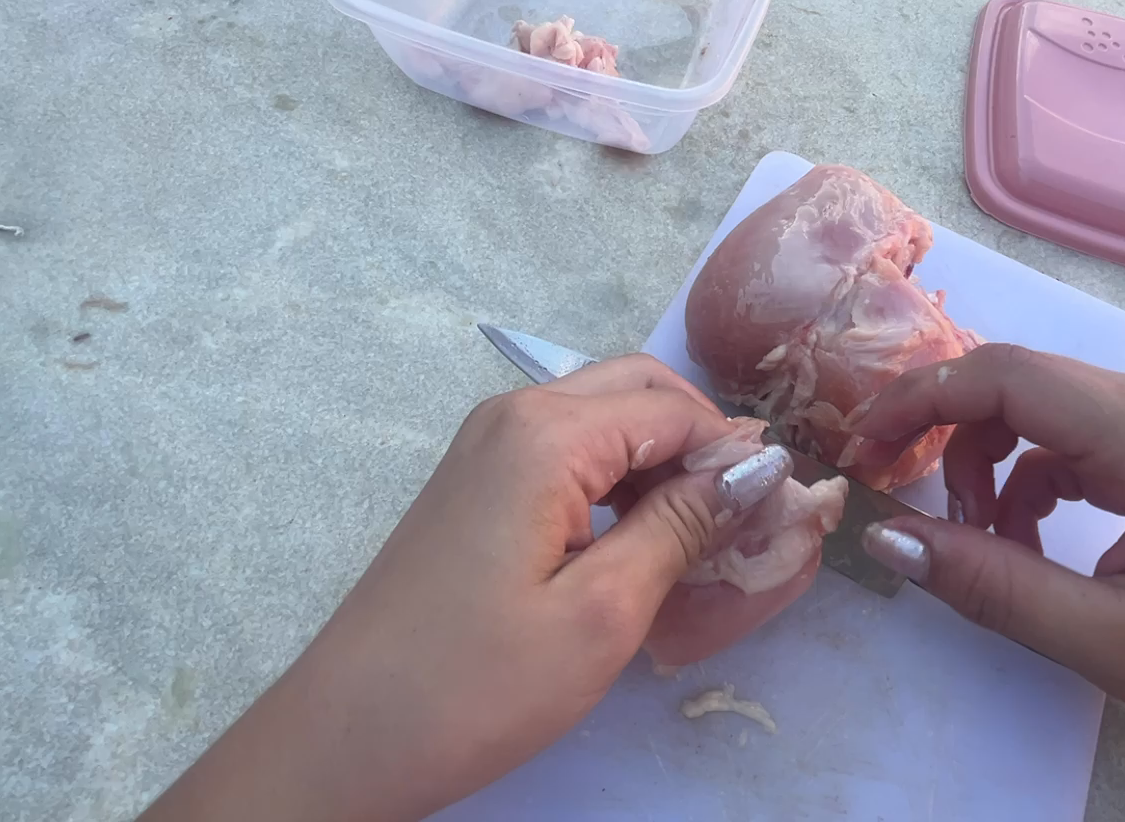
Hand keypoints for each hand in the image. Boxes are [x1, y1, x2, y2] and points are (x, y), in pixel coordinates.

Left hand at [143, 355, 793, 821]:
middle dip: (698, 434)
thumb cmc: (478, 683)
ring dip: (660, 450)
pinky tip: (640, 523)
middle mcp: (517, 412)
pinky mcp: (481, 474)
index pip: (670, 410)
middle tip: (740, 503)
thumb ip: (682, 524)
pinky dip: (619, 469)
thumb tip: (753, 469)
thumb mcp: (603, 611)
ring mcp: (491, 439)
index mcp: (548, 432)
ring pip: (604, 411)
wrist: (344, 737)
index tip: (780, 496)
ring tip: (700, 518)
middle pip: (636, 388)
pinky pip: (569, 444)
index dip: (732, 447)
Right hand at [852, 344, 1124, 821]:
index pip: (1006, 376)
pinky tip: (1020, 537)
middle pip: (1012, 379)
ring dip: (978, 457)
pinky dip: (1017, 478)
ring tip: (972, 533)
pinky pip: (1061, 440)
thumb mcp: (1123, 648)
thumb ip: (996, 586)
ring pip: (1031, 406)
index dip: (918, 401)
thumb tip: (884, 535)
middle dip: (935, 422)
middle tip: (885, 479)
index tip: (861, 450)